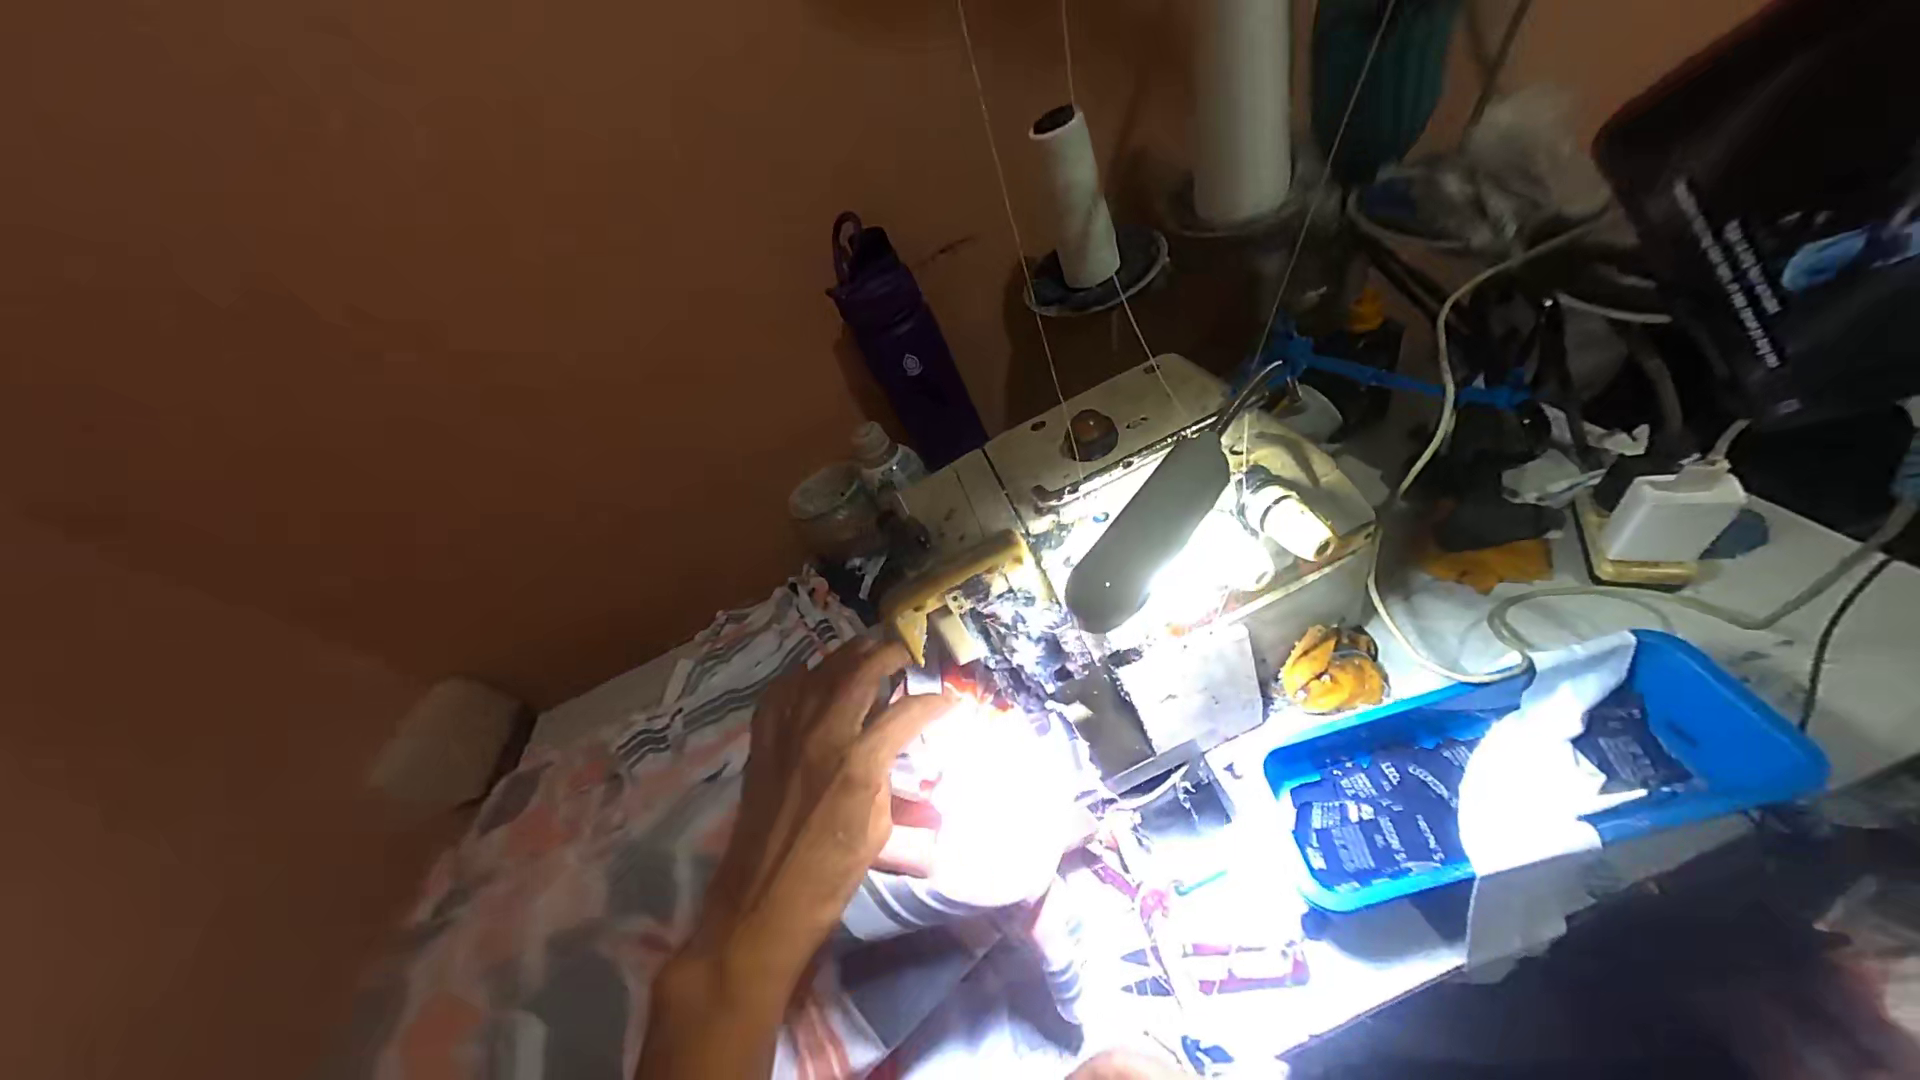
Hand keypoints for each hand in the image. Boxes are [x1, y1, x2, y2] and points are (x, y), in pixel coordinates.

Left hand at [639, 637, 953, 1078]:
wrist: (763, 901)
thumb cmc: (831, 874)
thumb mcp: (878, 828)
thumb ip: (886, 776)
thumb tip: (898, 748)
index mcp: (859, 763)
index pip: (907, 713)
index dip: (934, 702)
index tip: (950, 698)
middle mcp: (823, 735)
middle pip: (860, 673)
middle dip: (888, 654)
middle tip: (907, 649)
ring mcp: (787, 734)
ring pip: (821, 674)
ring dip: (849, 654)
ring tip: (869, 646)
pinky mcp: (762, 741)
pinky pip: (782, 692)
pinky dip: (803, 677)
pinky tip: (815, 674)